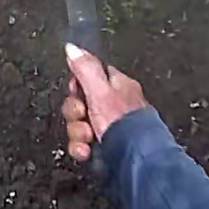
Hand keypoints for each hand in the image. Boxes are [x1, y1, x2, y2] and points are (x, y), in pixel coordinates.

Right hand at [62, 43, 148, 161]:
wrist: (137, 161)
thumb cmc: (126, 125)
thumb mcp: (100, 90)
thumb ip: (85, 68)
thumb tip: (72, 47)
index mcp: (117, 87)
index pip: (88, 76)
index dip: (77, 86)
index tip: (78, 93)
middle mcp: (112, 106)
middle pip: (78, 102)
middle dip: (75, 113)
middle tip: (84, 117)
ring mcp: (107, 127)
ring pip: (77, 124)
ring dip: (77, 132)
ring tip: (89, 137)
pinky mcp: (102, 147)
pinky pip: (80, 143)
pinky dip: (80, 147)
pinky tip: (87, 150)